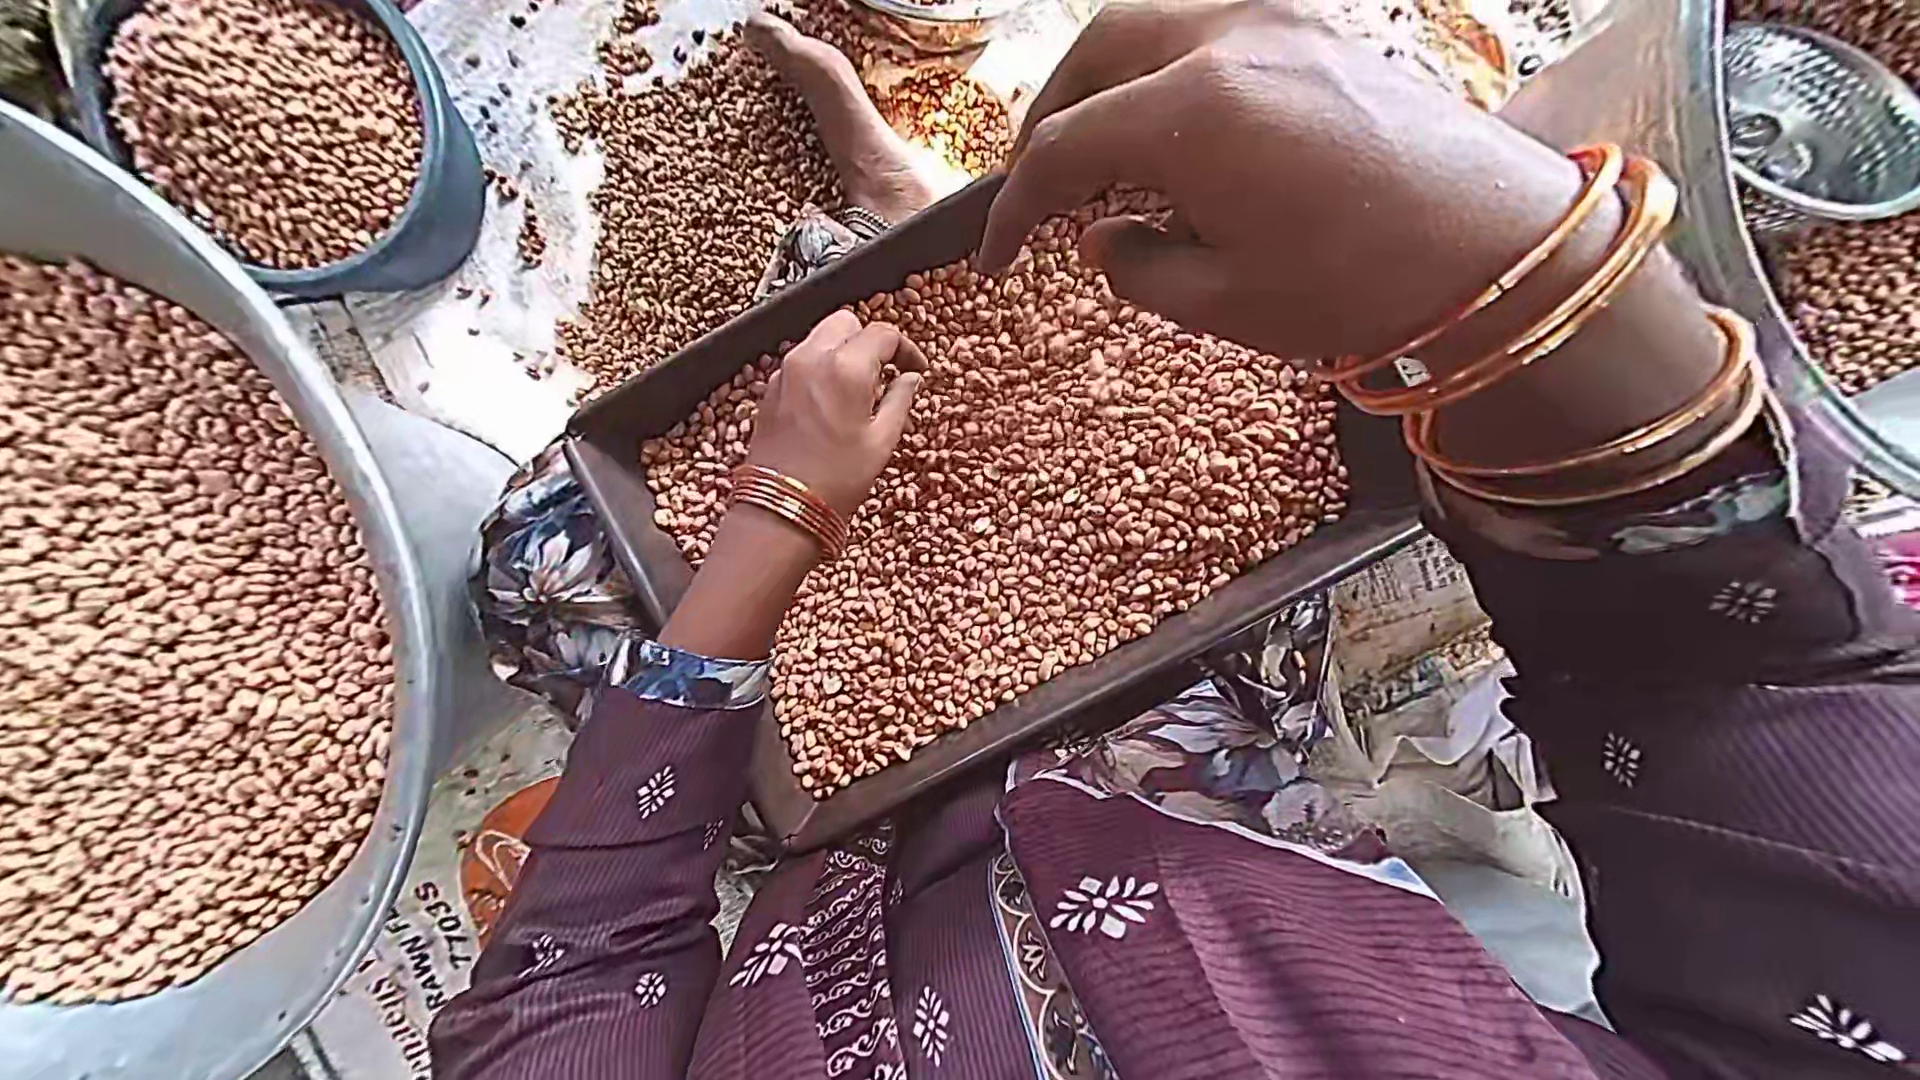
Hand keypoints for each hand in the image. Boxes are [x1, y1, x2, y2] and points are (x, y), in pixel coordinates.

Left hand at [747, 311, 923, 517]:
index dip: (906, 349)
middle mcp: (811, 358)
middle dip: (869, 341)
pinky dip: (821, 368)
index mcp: (846, 367)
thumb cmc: (836, 479)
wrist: (782, 505)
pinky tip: (833, 401)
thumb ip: (900, 400)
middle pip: (847, 323)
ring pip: (820, 338)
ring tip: (861, 390)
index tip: (915, 370)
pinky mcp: (770, 389)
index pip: (883, 334)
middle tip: (886, 372)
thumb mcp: (882, 441)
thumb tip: (911, 379)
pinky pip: (801, 362)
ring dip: (844, 352)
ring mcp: (785, 371)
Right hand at [978, 0, 1594, 363]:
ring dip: (1096, 89)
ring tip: (1083, 159)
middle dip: (1044, 125)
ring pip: (1146, 27)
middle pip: (1092, 55)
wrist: (1487, 253)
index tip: (991, 260)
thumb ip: (1132, 266)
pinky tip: (1154, 134)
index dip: (1012, 211)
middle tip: (1028, 190)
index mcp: (1194, 114)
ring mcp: (1279, 18)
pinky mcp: (1314, 28)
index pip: (1061, 150)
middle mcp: (1229, 37)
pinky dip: (1153, 79)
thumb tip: (1097, 237)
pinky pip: (1203, 32)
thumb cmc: (1345, 289)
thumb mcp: (1212, 301)